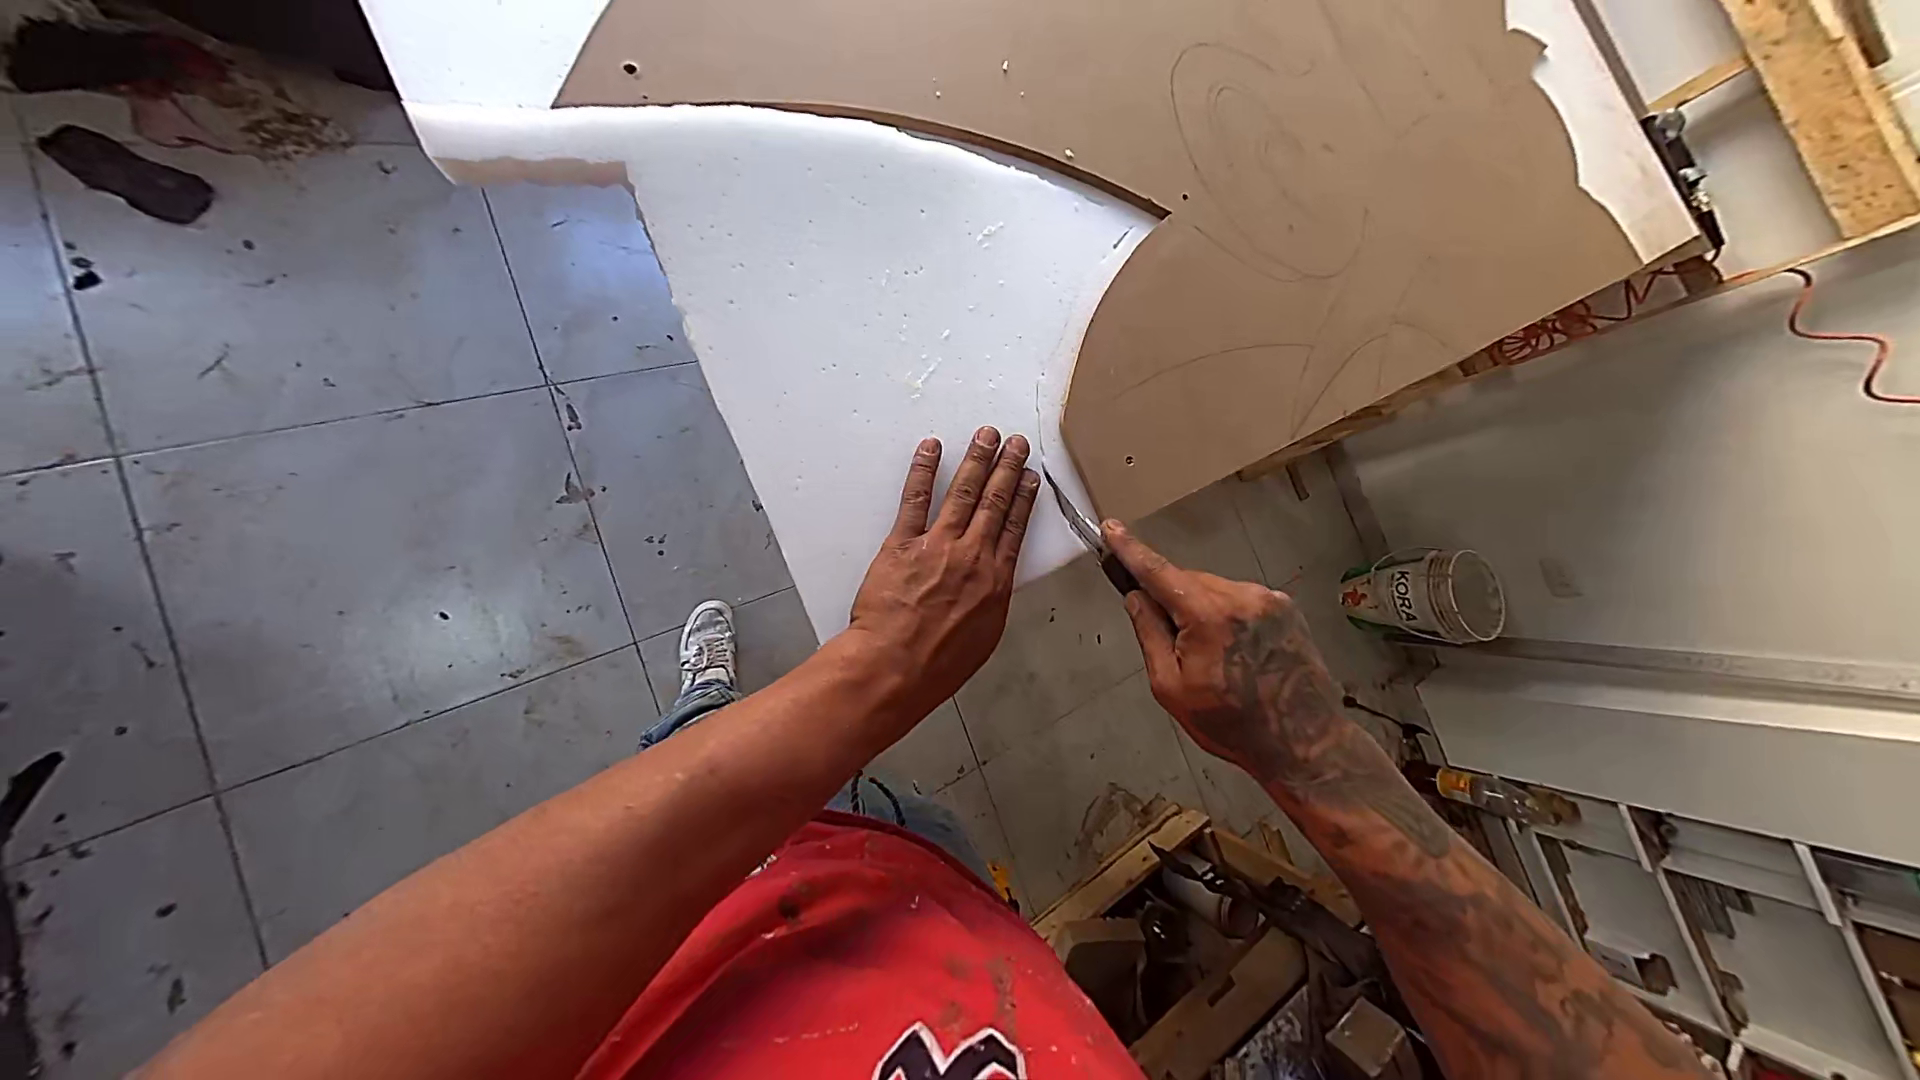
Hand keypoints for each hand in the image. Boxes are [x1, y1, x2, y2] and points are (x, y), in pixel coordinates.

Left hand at [846, 427, 1039, 721]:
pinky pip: (916, 499)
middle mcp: (972, 555)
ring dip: (977, 460)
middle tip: (1014, 443)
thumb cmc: (937, 663)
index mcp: (995, 580)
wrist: (896, 666)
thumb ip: (990, 603)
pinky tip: (931, 450)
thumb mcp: (982, 637)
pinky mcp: (903, 543)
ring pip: (963, 492)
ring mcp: (938, 545)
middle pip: (995, 502)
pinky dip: (924, 471)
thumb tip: (991, 590)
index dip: (1024, 498)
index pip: (1014, 527)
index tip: (1030, 478)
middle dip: (1007, 468)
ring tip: (986, 436)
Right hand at [1102, 520, 1349, 781]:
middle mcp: (1241, 596)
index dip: (1131, 550)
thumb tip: (1136, 596)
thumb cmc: (1231, 724)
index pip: (1159, 572)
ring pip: (1212, 588)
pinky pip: (1238, 598)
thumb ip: (1150, 634)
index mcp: (1209, 616)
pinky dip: (1224, 613)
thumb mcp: (1171, 687)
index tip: (1112, 528)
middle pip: (1186, 580)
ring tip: (1209, 656)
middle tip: (1169, 641)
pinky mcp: (1285, 608)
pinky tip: (1233, 650)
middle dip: (1169, 598)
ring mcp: (1268, 599)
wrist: (1306, 744)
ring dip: (1198, 607)